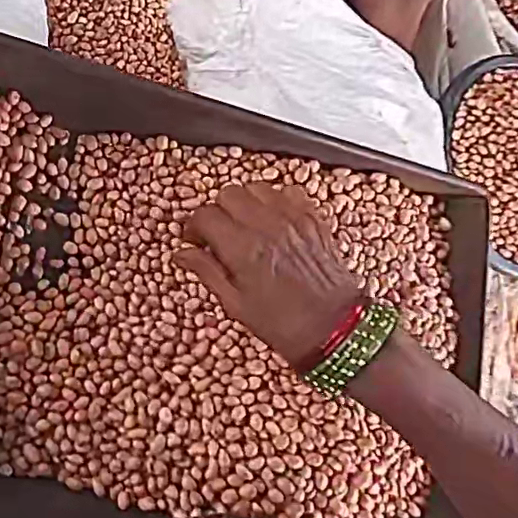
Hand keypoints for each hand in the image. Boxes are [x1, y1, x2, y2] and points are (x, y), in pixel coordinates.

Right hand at [173, 182, 363, 364]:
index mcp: (243, 249)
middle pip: (228, 194)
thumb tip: (181, 253)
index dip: (194, 227)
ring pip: (257, 188)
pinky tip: (273, 223)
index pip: (205, 215)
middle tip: (219, 235)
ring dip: (245, 203)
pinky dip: (275, 202)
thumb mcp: (236, 304)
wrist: (336, 328)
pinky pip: (288, 193)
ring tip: (245, 227)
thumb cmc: (284, 325)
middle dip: (218, 211)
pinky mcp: (313, 219)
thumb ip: (207, 271)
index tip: (195, 241)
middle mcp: (268, 226)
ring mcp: (293, 219)